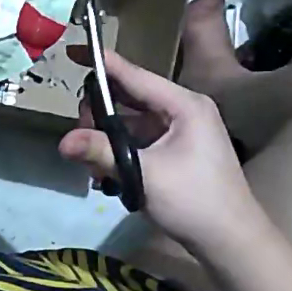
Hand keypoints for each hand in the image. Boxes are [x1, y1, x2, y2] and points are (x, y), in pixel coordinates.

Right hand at [56, 50, 263, 249]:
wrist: (229, 240)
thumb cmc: (194, 200)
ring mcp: (177, 130)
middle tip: (81, 142)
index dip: (102, 62)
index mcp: (184, 105)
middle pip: (124, 98)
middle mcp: (181, 110)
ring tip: (95, 168)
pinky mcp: (171, 148)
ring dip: (103, 140)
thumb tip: (62, 141)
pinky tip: (106, 176)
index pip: (134, 74)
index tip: (73, 50)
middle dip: (97, 116)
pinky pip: (132, 139)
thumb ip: (101, 152)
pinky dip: (114, 152)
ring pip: (124, 121)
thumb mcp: (143, 174)